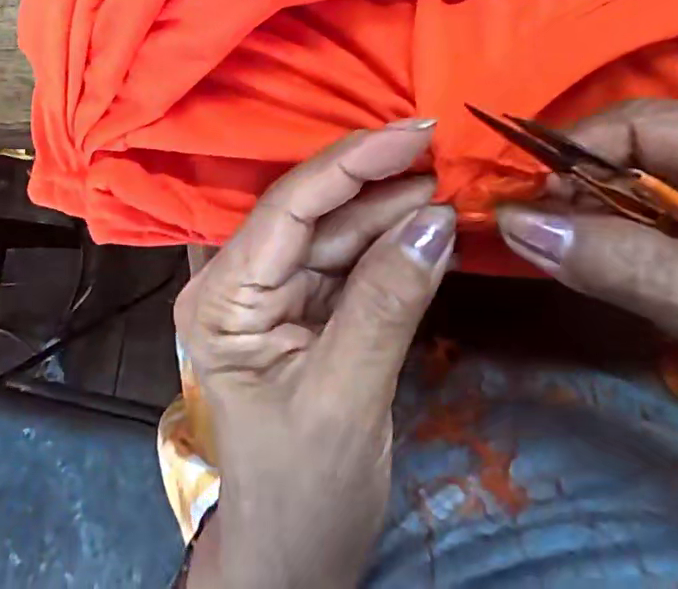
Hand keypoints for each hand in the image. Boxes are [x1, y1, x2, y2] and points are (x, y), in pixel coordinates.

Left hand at [176, 120, 455, 588]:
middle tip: (448, 152)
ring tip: (452, 184)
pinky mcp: (313, 310)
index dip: (354, 162)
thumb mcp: (343, 399)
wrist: (294, 562)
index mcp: (224, 296)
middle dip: (383, 182)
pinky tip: (434, 226)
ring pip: (343, 232)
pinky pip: (358, 262)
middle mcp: (244, 281)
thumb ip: (386, 305)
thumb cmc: (300, 494)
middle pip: (319, 211)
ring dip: (397, 209)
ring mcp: (280, 294)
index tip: (415, 131)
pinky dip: (398, 244)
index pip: (290, 206)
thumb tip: (437, 220)